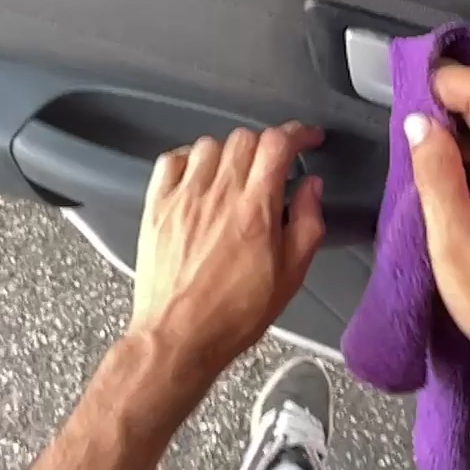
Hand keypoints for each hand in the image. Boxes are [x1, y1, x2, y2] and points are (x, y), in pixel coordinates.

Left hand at [128, 123, 326, 385]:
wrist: (179, 337)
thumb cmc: (236, 314)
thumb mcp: (291, 275)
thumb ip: (308, 223)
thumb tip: (312, 187)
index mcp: (257, 209)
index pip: (278, 144)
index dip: (297, 133)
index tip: (307, 138)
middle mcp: (219, 194)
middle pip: (245, 138)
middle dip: (266, 145)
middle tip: (273, 165)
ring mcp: (184, 197)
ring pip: (209, 144)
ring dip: (229, 152)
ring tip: (235, 175)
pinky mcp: (157, 206)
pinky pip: (171, 160)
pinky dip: (188, 160)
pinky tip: (198, 178)